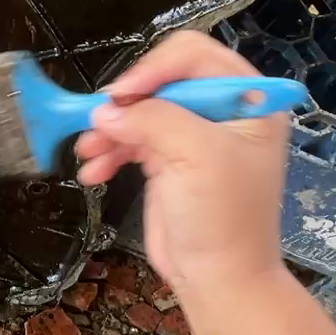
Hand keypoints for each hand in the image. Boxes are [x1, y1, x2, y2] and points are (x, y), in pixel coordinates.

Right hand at [74, 31, 291, 297]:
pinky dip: (109, 153)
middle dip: (126, 104)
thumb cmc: (222, 217)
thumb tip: (104, 111)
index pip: (193, 57)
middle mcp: (220, 112)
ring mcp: (191, 137)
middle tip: (97, 122)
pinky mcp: (167, 162)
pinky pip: (131, 141)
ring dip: (109, 130)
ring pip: (140, 113)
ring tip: (88, 154)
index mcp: (247, 99)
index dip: (152, 69)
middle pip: (161, 83)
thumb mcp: (197, 156)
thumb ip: (153, 121)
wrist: (216, 277)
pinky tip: (94, 172)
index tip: (119, 96)